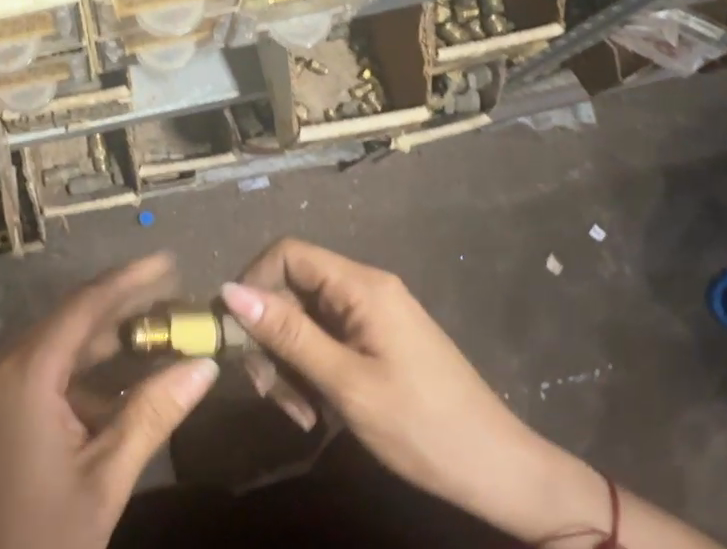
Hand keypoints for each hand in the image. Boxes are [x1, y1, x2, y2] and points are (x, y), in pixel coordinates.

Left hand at [0, 253, 219, 548]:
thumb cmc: (38, 532)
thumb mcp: (103, 478)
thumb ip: (152, 415)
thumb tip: (204, 366)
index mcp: (28, 368)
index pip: (87, 304)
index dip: (131, 279)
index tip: (171, 261)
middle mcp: (6, 362)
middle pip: (74, 320)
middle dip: (126, 309)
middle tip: (179, 300)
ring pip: (62, 346)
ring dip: (109, 342)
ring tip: (164, 334)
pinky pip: (47, 372)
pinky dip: (87, 373)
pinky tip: (126, 382)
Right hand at [219, 239, 560, 525]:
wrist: (497, 472)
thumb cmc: (421, 426)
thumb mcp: (345, 383)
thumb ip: (288, 333)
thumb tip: (229, 290)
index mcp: (362, 287)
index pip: (287, 254)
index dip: (253, 283)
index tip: (237, 333)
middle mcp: (366, 290)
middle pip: (292, 290)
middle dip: (270, 337)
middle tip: (267, 392)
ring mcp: (373, 318)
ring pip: (305, 321)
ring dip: (289, 364)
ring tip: (298, 414)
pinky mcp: (377, 344)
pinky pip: (326, 342)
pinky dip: (310, 373)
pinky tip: (315, 413)